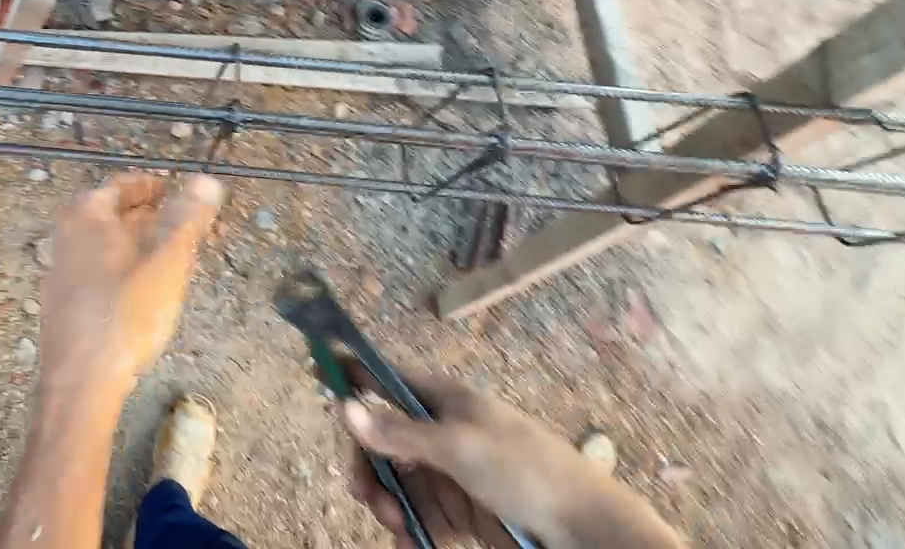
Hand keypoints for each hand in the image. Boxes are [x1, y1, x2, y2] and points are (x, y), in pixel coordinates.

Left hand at [38, 173, 223, 396]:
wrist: (80, 380)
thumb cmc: (126, 312)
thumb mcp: (166, 261)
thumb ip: (187, 218)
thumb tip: (206, 181)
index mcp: (86, 213)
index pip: (122, 184)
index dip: (152, 185)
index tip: (175, 188)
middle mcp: (68, 234)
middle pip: (113, 213)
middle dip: (149, 215)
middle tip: (182, 223)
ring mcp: (62, 269)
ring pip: (107, 244)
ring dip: (139, 243)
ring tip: (171, 254)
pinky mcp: (65, 302)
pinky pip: (100, 269)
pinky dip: (125, 266)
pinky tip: (146, 289)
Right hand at [339, 370, 684, 548]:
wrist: (589, 534)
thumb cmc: (524, 470)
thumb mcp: (457, 447)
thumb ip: (398, 433)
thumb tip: (342, 407)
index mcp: (441, 398)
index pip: (384, 376)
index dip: (351, 374)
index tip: (315, 373)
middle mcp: (439, 429)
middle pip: (381, 437)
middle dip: (368, 463)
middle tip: (366, 495)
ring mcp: (449, 471)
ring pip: (396, 478)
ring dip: (386, 500)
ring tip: (394, 525)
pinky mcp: (460, 510)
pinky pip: (418, 514)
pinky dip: (408, 529)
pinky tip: (408, 543)